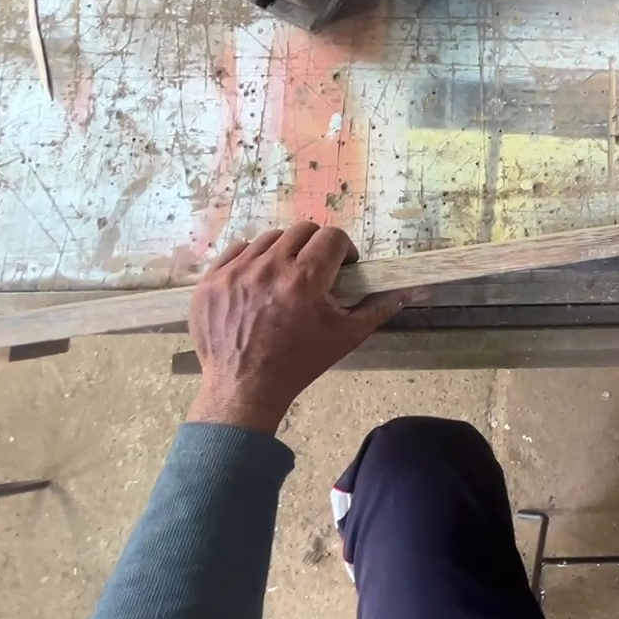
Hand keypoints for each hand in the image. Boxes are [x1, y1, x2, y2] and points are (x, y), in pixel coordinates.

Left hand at [186, 222, 414, 433]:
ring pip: (270, 238)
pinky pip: (237, 250)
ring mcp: (235, 273)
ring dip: (285, 250)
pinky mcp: (210, 281)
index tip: (342, 266)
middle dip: (316, 246)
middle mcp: (269, 269)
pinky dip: (253, 259)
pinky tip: (259, 280)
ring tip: (286, 275)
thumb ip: (379, 307)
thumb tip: (408, 290)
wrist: (244, 388)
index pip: (332, 236)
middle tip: (317, 269)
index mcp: (305, 280)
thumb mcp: (349, 336)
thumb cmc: (302, 361)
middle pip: (302, 230)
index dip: (344, 248)